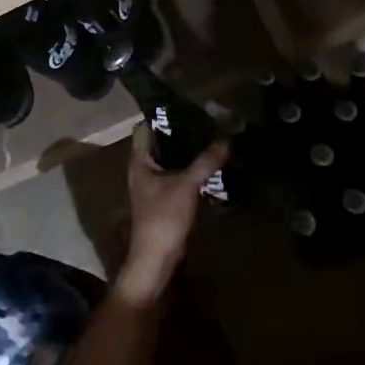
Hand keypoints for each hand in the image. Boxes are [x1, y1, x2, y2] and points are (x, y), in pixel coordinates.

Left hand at [117, 133, 226, 305]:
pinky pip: (177, 177)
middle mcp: (142, 170)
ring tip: (211, 139)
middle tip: (206, 121)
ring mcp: (152, 186)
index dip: (161, 117)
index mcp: (139, 162)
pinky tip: (209, 166)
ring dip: (187, 153)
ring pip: (170, 162)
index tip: (184, 106)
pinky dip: (190, 170)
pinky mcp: (164, 200)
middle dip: (180, 135)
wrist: (156, 258)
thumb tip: (225, 140)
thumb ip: (205, 162)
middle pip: (160, 145)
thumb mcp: (186, 186)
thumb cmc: (163, 217)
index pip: (146, 129)